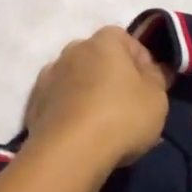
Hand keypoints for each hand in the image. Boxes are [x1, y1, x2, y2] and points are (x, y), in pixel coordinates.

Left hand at [23, 27, 169, 170]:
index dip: (141, 61)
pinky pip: (58, 101)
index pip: (126, 39)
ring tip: (101, 123)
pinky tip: (80, 133)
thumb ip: (158, 79)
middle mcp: (72, 51)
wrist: (70, 152)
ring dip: (87, 93)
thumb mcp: (157, 99)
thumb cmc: (122, 117)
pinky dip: (69, 111)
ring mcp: (48, 76)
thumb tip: (155, 70)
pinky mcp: (34, 104)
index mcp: (104, 42)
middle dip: (110, 75)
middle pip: (97, 58)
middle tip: (126, 104)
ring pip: (75, 79)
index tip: (150, 86)